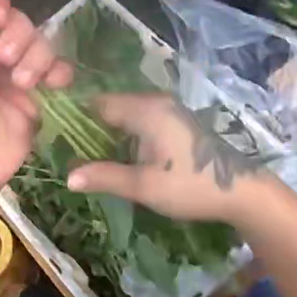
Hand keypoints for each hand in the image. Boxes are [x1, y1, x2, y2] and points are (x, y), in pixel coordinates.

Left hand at [0, 0, 70, 202]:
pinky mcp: (36, 98)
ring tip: (25, 83)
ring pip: (39, 45)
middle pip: (16, 23)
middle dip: (18, 35)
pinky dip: (60, 72)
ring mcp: (14, 77)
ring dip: (37, 56)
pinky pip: (56, 73)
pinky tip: (56, 84)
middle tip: (8, 60)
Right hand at [66, 93, 289, 225]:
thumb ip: (105, 177)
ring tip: (87, 160)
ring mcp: (170, 113)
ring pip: (127, 118)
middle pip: (112, 109)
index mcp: (146, 110)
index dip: (74, 119)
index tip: (54, 137)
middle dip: (89, 129)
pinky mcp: (178, 125)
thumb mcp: (144, 186)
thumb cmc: (191, 186)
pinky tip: (118, 160)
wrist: (242, 192)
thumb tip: (67, 177)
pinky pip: (142, 125)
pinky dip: (127, 139)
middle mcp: (157, 103)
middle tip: (67, 153)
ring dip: (109, 136)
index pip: (98, 104)